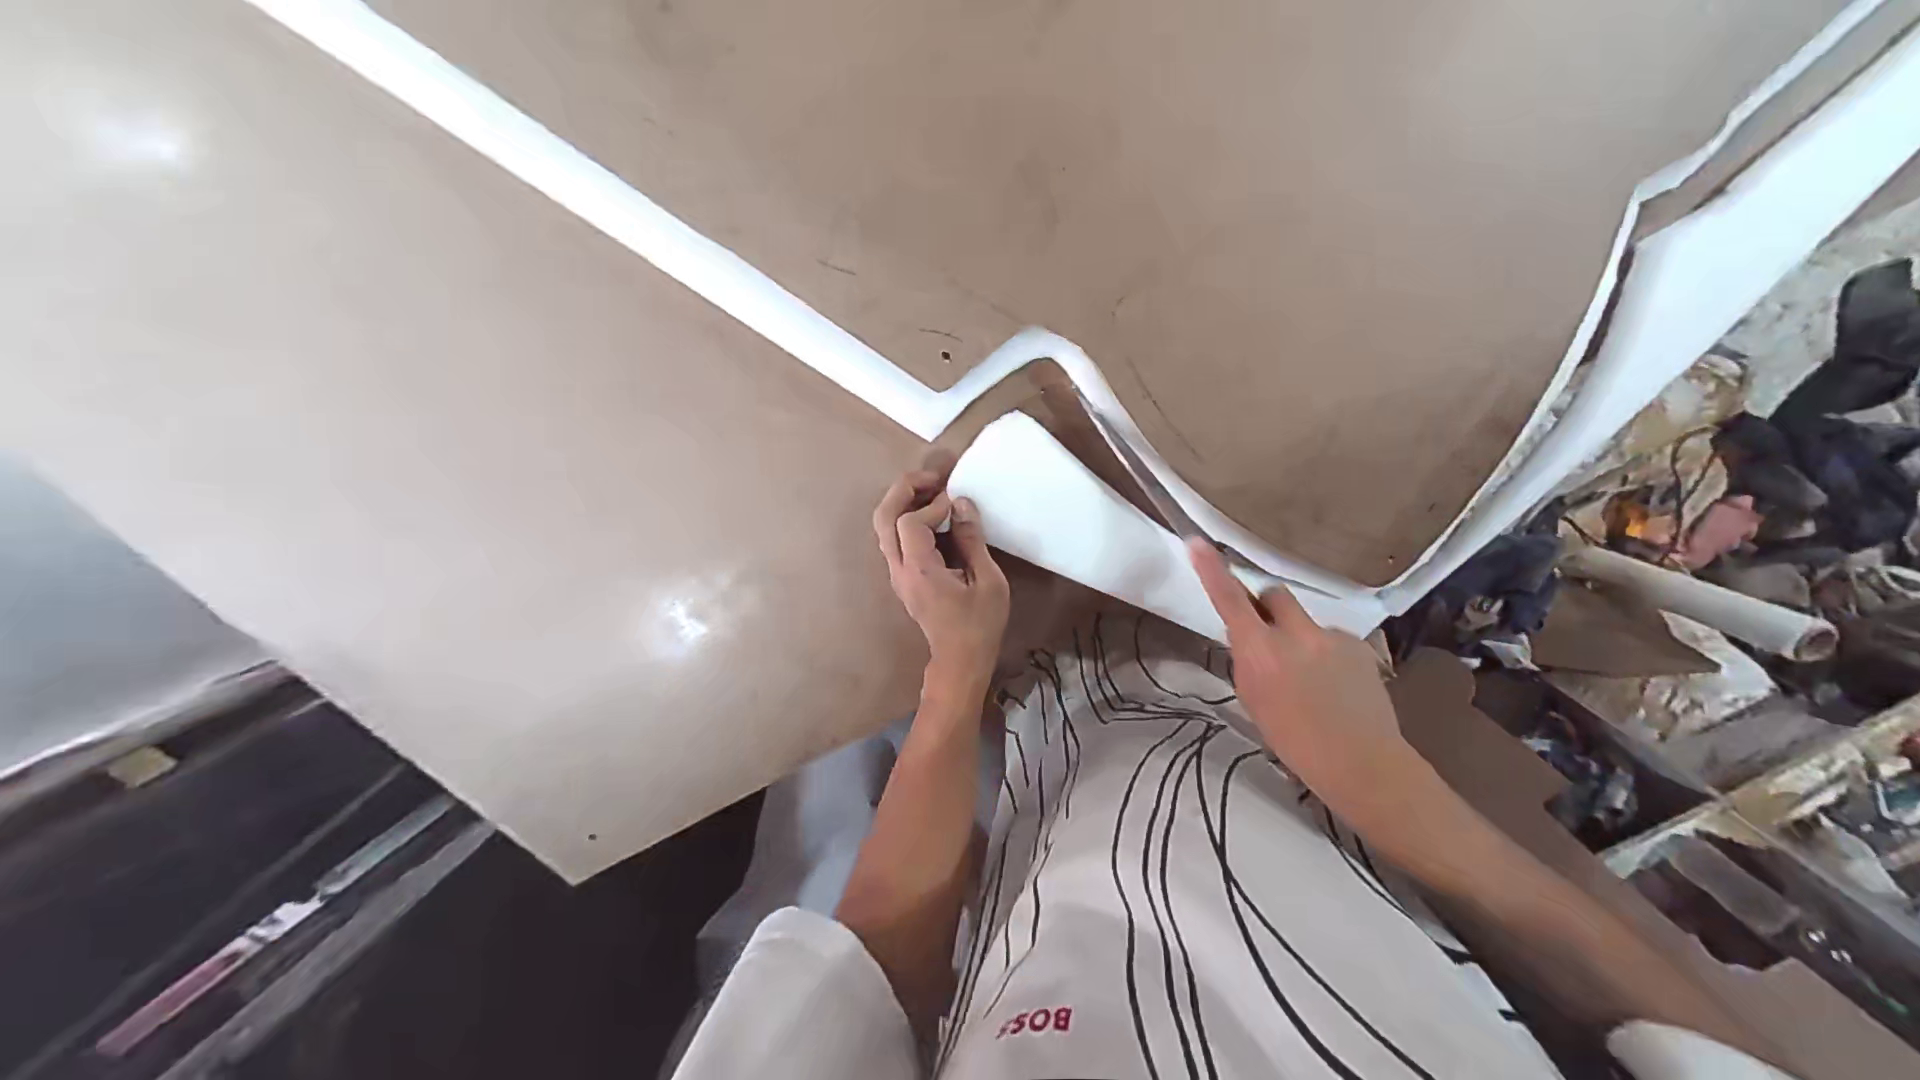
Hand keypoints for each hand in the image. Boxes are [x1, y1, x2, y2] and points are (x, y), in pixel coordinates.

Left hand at [873, 461, 1009, 693]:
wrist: (960, 659)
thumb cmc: (979, 624)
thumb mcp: (988, 581)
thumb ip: (972, 540)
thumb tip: (962, 504)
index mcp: (920, 570)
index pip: (909, 522)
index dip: (932, 505)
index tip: (957, 504)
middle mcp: (899, 569)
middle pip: (883, 517)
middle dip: (903, 490)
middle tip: (932, 478)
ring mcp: (897, 574)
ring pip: (884, 526)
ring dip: (903, 502)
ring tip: (932, 490)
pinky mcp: (902, 576)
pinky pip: (894, 538)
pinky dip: (907, 517)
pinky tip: (932, 514)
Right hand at [1187, 538, 1409, 792]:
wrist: (1362, 763)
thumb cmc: (1293, 740)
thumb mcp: (1253, 699)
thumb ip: (1248, 661)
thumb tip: (1249, 640)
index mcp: (1260, 651)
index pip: (1229, 600)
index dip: (1212, 570)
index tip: (1198, 543)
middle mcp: (1295, 634)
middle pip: (1274, 594)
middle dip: (1266, 607)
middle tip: (1268, 635)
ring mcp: (1331, 636)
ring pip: (1304, 621)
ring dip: (1299, 637)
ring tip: (1312, 678)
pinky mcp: (1359, 645)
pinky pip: (1331, 638)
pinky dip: (1327, 654)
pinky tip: (1336, 686)